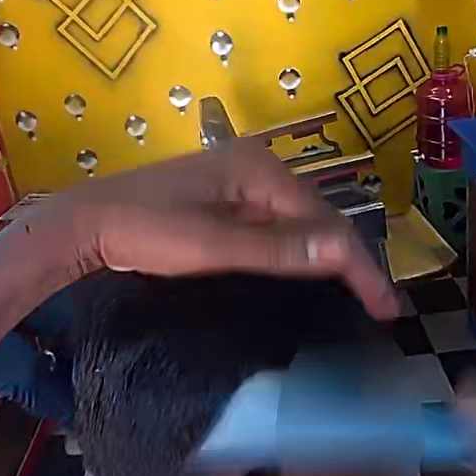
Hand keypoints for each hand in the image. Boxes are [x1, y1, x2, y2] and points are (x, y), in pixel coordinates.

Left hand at [32, 140, 395, 318]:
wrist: (88, 222)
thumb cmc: (145, 228)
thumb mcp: (210, 245)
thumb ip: (276, 249)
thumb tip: (344, 251)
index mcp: (258, 168)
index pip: (325, 220)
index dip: (359, 264)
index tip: (387, 309)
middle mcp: (256, 167)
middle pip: (316, 217)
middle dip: (347, 261)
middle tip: (377, 308)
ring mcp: (240, 182)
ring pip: (297, 223)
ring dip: (324, 259)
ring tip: (356, 298)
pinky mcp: (227, 200)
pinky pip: (274, 227)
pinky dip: (295, 253)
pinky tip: (308, 277)